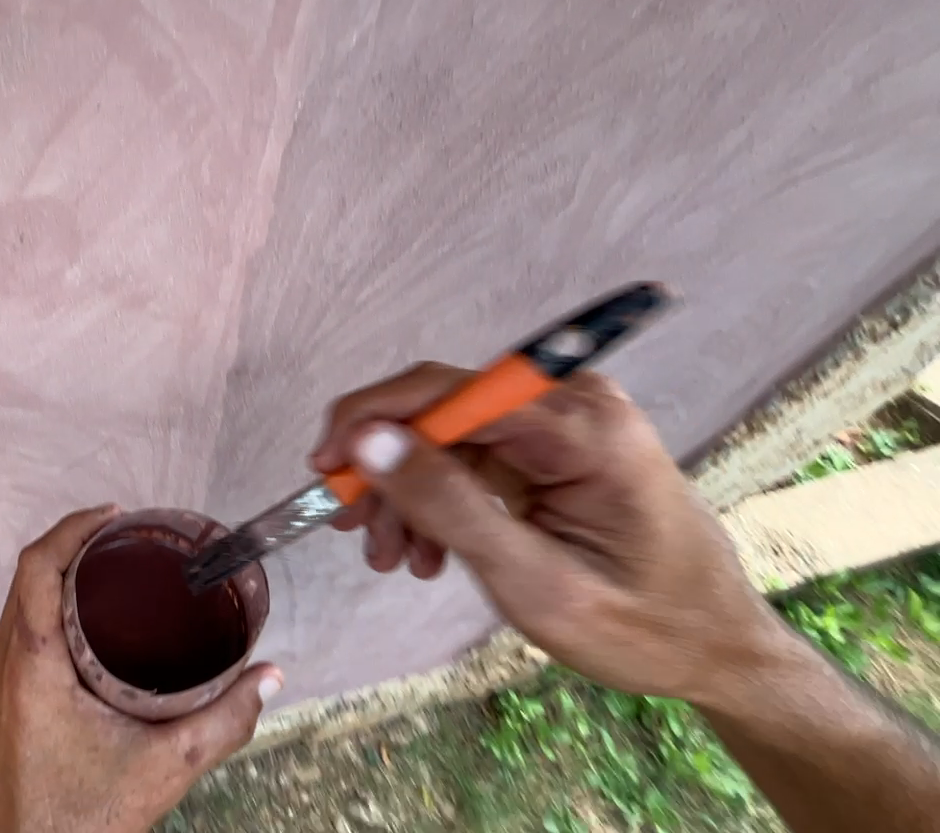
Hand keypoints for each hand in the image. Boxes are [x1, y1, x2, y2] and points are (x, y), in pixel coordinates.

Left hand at [0, 505, 283, 832]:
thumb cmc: (86, 816)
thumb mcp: (164, 768)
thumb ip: (223, 722)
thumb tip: (270, 675)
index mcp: (31, 659)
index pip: (36, 565)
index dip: (71, 528)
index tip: (115, 515)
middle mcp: (3, 654)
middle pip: (29, 572)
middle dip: (73, 542)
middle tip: (126, 536)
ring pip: (22, 595)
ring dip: (60, 569)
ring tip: (114, 564)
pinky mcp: (1, 687)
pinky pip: (21, 620)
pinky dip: (51, 598)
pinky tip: (90, 610)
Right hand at [310, 363, 794, 706]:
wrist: (717, 653)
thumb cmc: (642, 629)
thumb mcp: (535, 582)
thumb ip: (449, 507)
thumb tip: (365, 440)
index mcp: (579, 425)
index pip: (442, 391)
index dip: (369, 419)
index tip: (325, 469)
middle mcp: (565, 402)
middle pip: (434, 411)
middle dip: (384, 470)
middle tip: (352, 526)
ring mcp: (556, 420)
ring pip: (438, 436)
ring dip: (404, 494)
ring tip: (389, 556)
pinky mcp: (545, 442)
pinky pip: (460, 456)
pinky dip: (431, 500)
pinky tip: (423, 549)